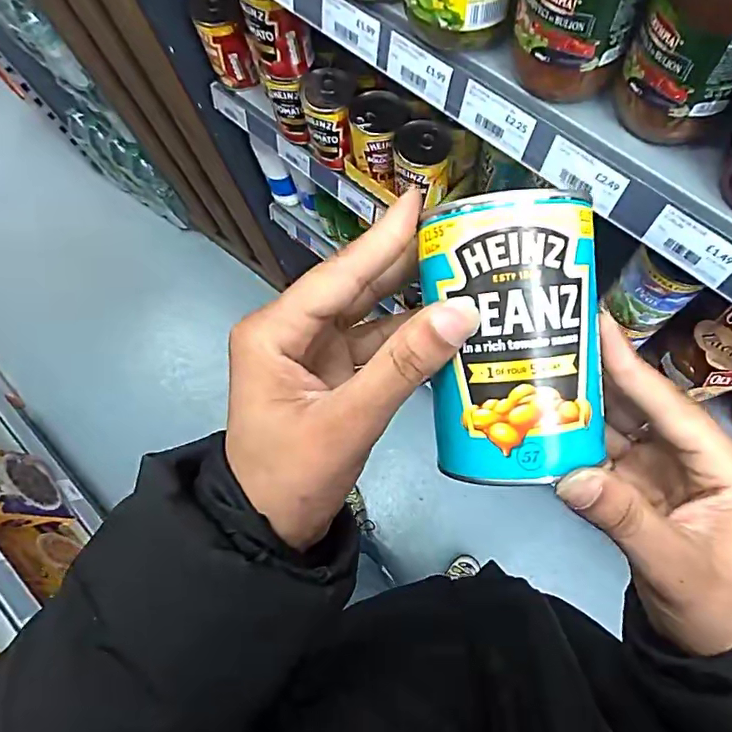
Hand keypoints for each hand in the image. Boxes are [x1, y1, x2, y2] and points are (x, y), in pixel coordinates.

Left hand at [226, 190, 480, 549]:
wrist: (269, 529)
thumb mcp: (349, 421)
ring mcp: (313, 355)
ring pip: (367, 316)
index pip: (338, 276)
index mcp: (274, 332)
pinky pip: (373, 346)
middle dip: (399, 259)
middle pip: (353, 288)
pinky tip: (441, 323)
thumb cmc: (292, 476)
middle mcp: (291, 333)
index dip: (382, 239)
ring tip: (458, 269)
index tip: (419, 202)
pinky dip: (406, 337)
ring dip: (408, 297)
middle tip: (450, 228)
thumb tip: (462, 313)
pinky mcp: (331, 376)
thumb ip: (405, 366)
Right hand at [554, 314, 731, 655]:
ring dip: (584, 399)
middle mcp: (693, 453)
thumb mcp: (671, 565)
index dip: (631, 366)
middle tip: (559, 336)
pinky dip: (576, 436)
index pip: (670, 407)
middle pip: (643, 404)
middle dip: (601, 371)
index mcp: (723, 464)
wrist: (712, 642)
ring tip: (545, 366)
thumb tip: (569, 477)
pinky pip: (604, 449)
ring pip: (620, 422)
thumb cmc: (712, 604)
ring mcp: (664, 465)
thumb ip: (623, 519)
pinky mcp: (639, 480)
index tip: (598, 326)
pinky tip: (548, 417)